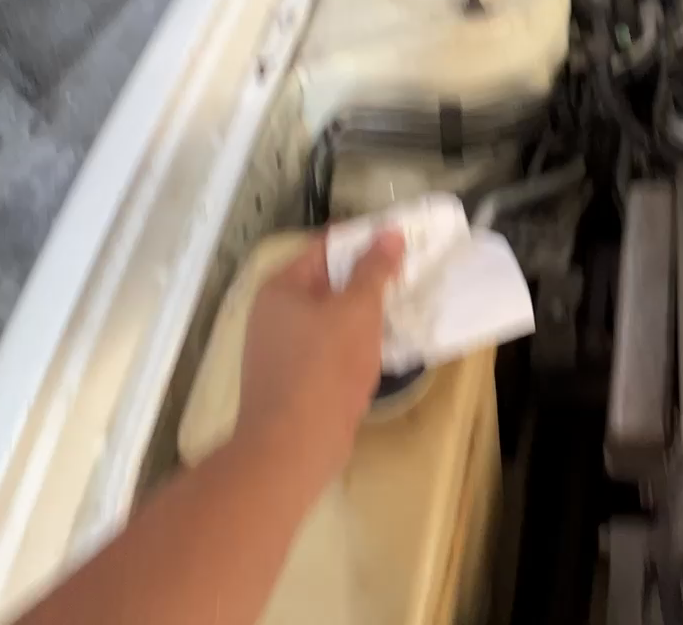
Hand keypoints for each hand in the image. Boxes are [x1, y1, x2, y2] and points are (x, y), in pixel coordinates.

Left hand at [234, 230, 403, 478]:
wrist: (292, 449)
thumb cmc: (325, 368)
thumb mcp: (358, 309)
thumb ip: (374, 268)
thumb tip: (388, 232)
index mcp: (282, 288)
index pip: (328, 246)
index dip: (365, 239)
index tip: (402, 241)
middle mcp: (274, 312)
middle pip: (329, 280)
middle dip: (369, 276)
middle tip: (409, 274)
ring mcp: (281, 347)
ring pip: (332, 314)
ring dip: (365, 310)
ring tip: (403, 307)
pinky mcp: (293, 376)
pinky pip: (329, 344)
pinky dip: (355, 339)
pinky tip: (382, 345)